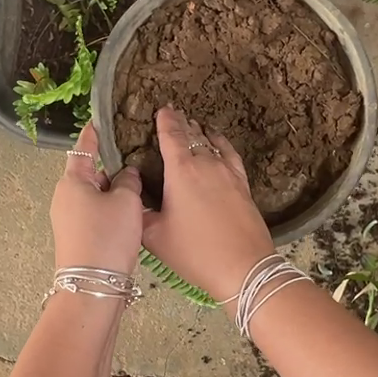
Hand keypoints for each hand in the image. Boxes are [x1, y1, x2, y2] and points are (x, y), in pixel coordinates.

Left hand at [53, 124, 145, 274]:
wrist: (93, 286)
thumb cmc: (107, 236)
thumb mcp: (126, 201)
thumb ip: (129, 180)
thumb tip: (128, 174)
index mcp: (72, 180)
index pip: (84, 147)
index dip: (95, 132)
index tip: (101, 119)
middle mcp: (66, 197)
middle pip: (92, 172)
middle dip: (113, 165)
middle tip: (138, 154)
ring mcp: (70, 218)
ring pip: (97, 194)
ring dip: (116, 190)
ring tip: (142, 184)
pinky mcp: (79, 236)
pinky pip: (98, 213)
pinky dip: (114, 208)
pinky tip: (133, 211)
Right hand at [141, 106, 275, 301]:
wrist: (244, 267)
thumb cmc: (195, 253)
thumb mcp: (155, 237)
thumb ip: (140, 214)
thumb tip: (133, 201)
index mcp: (181, 171)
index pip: (172, 136)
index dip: (165, 120)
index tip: (162, 109)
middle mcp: (206, 164)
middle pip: (193, 135)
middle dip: (182, 123)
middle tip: (175, 113)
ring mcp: (228, 173)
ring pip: (212, 143)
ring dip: (201, 132)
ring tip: (194, 125)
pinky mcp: (243, 185)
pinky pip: (230, 155)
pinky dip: (222, 144)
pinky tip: (219, 143)